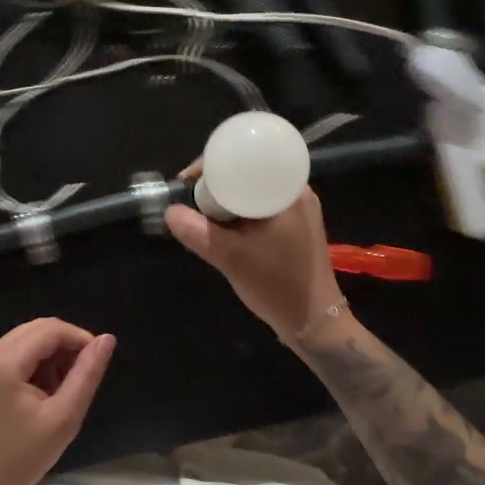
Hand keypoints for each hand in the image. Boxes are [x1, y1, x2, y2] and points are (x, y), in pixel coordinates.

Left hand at [0, 318, 116, 484]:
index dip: (79, 338)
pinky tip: (41, 396)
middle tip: (80, 379)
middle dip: (64, 347)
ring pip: (23, 342)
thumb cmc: (22, 459)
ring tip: (61, 392)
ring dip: (48, 357)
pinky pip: (10, 357)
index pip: (49, 329)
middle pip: (35, 330)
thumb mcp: (63, 417)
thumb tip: (107, 339)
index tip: (97, 363)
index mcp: (2, 361)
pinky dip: (31, 367)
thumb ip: (86, 374)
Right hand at [164, 164, 342, 341]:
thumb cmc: (277, 284)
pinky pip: (259, 209)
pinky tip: (224, 232)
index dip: (212, 165)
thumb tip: (170, 212)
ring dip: (226, 203)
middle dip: (216, 186)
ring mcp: (297, 212)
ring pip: (251, 193)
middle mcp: (296, 193)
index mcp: (288, 190)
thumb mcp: (230, 257)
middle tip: (191, 203)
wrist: (314, 323)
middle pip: (247, 175)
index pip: (246, 160)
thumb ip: (197, 232)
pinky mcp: (294, 228)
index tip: (187, 182)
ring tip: (202, 218)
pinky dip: (239, 215)